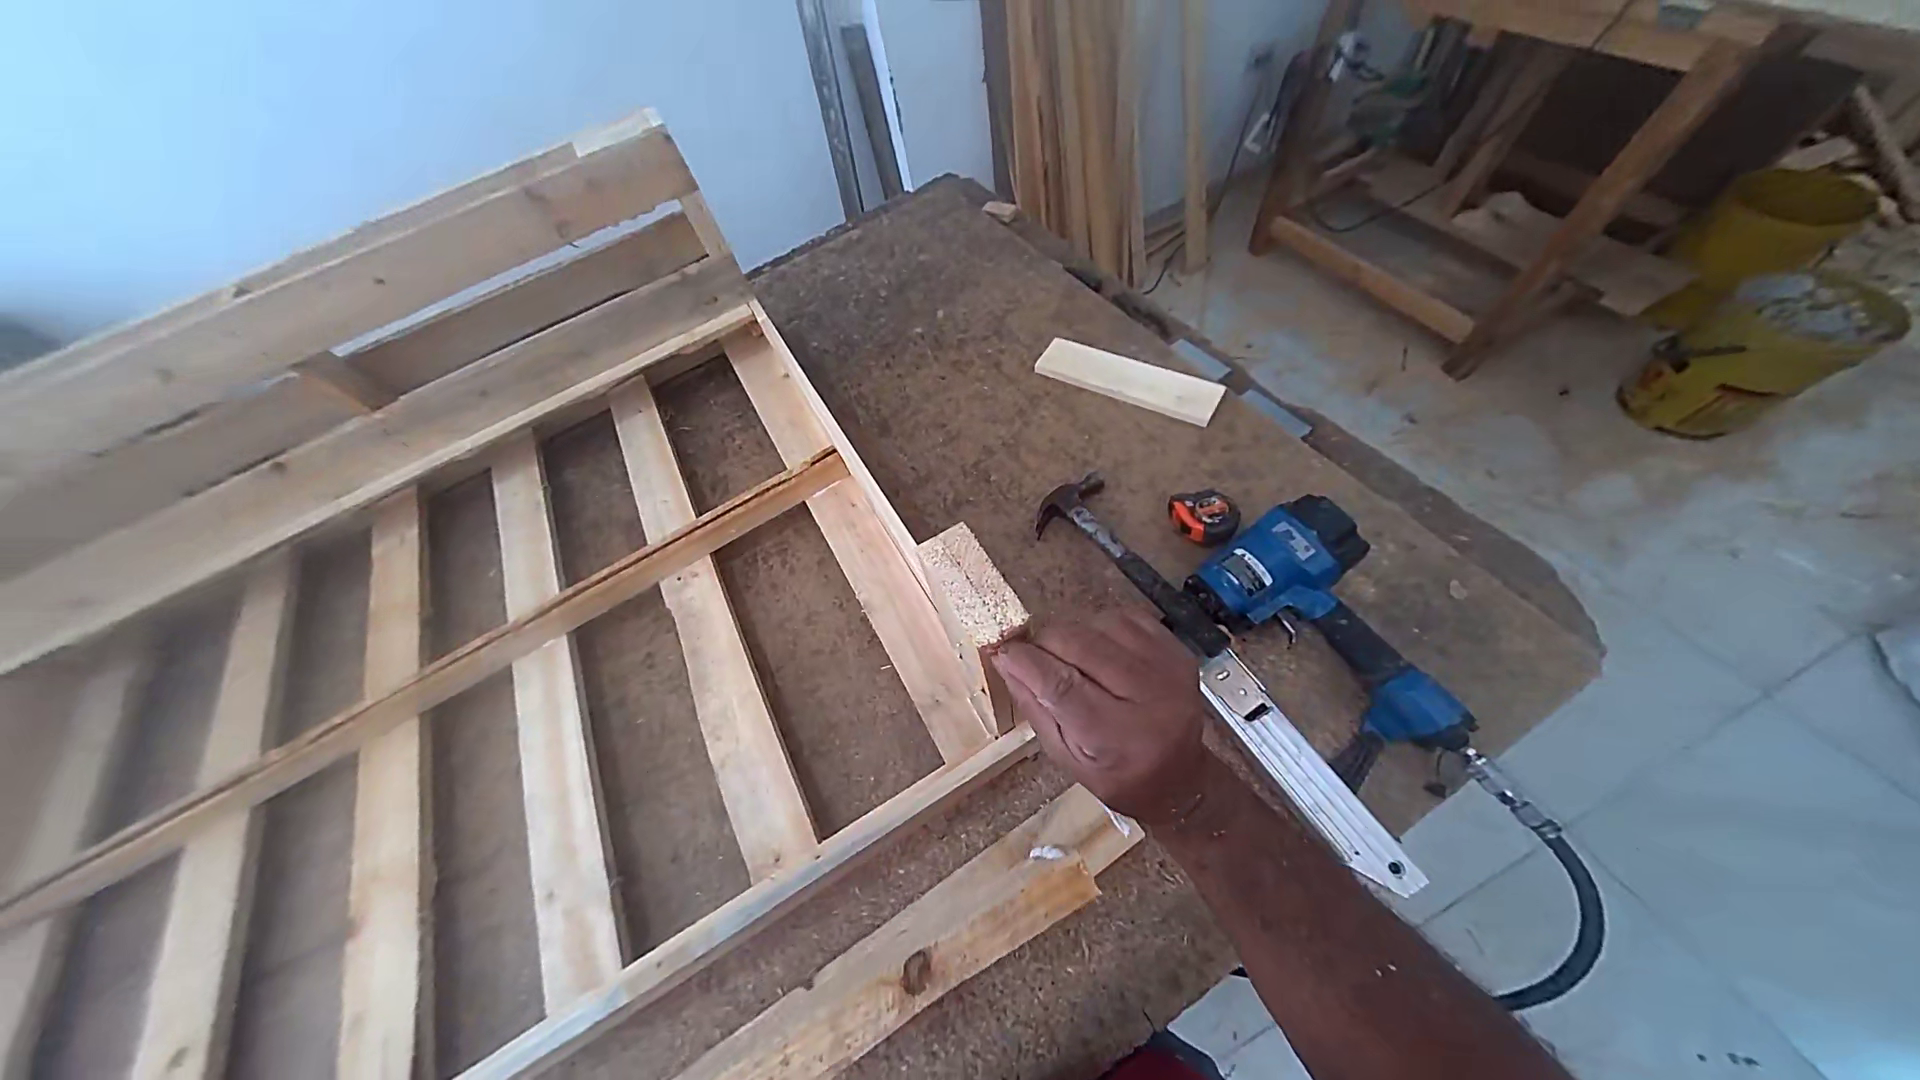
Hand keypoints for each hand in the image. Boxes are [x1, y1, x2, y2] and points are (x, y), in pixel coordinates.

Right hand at [990, 606, 1213, 826]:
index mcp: (1118, 737)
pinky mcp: (1175, 648)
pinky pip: (1123, 616)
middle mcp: (1149, 698)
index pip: (1062, 685)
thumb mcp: (1066, 757)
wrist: (1181, 776)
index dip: (1027, 662)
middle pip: (1079, 644)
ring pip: (1098, 623)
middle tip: (1032, 654)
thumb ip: (1035, 706)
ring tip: (1070, 658)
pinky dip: (1099, 625)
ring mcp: (1167, 668)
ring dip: (1072, 634)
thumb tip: (1004, 660)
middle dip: (1044, 643)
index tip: (1003, 651)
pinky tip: (1098, 648)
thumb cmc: (1116, 775)